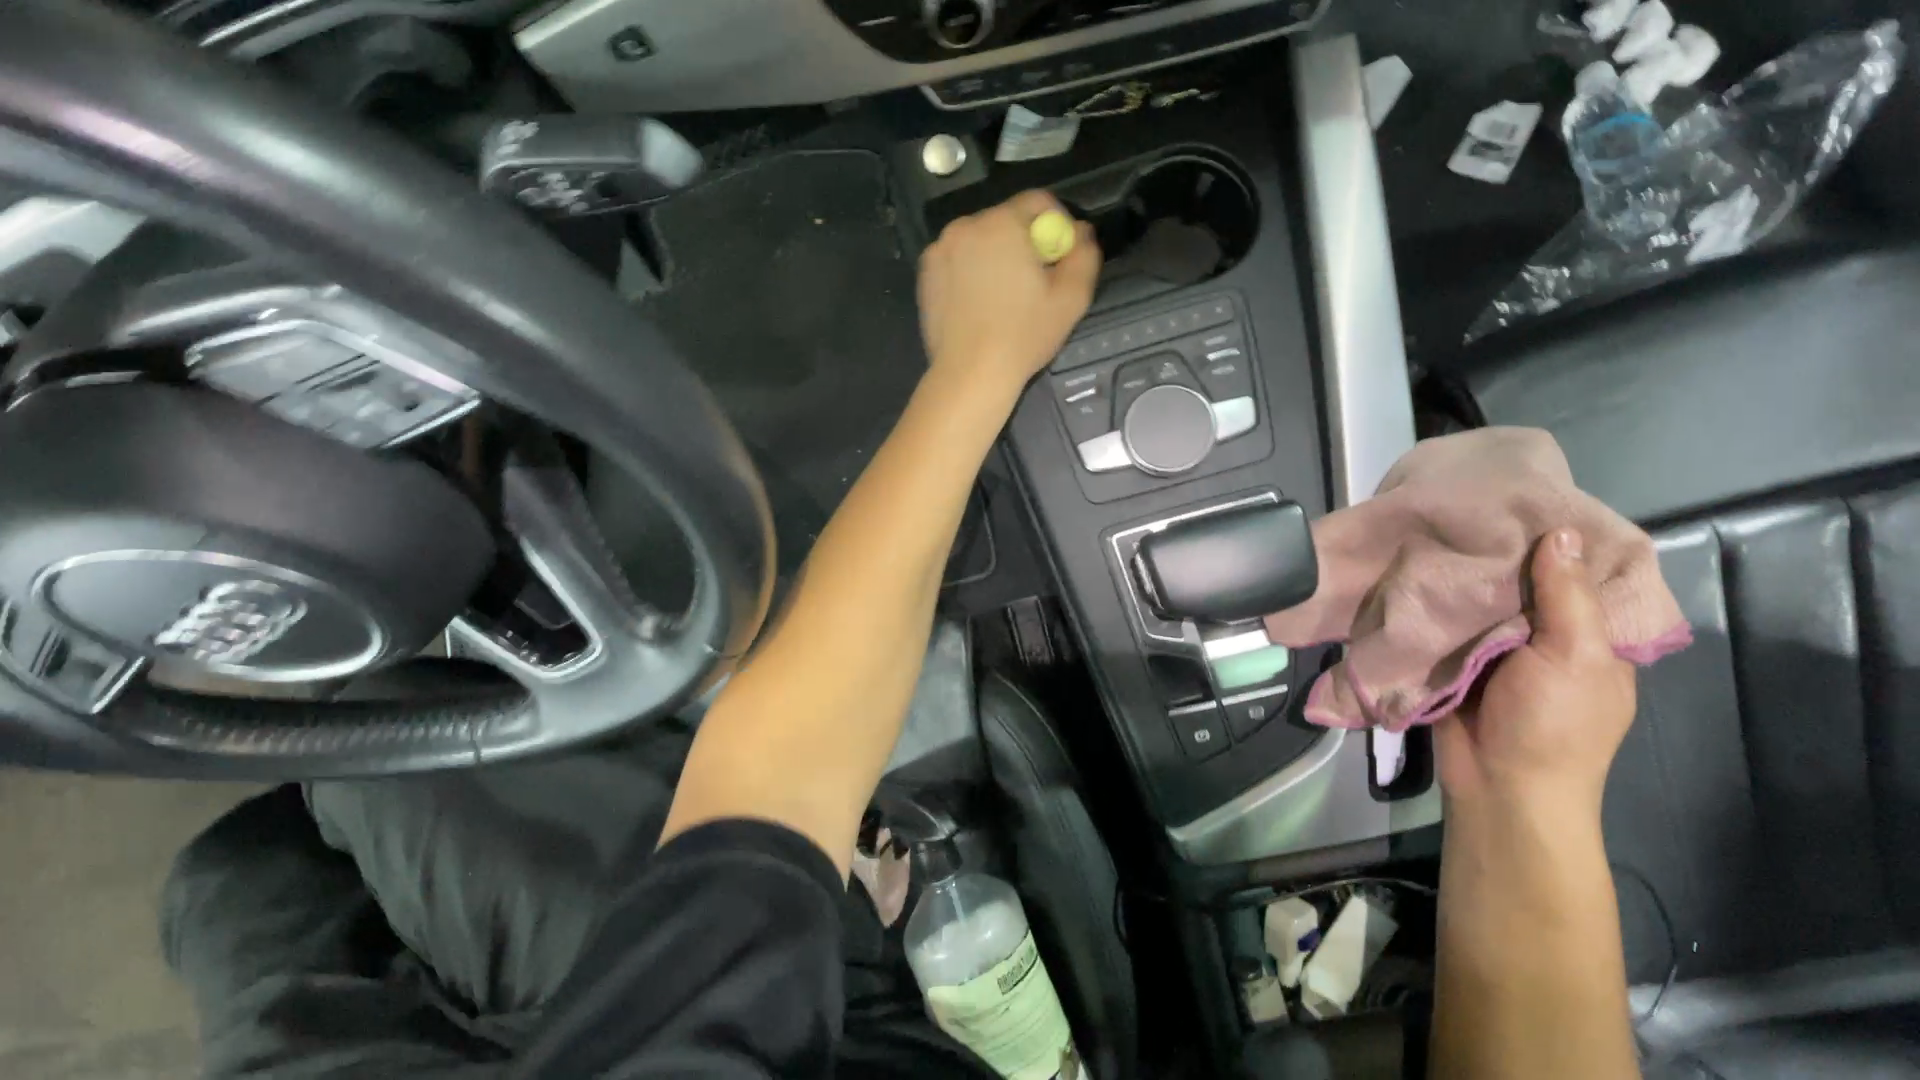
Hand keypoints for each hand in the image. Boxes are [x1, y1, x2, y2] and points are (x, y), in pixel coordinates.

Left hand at [917, 190, 1101, 393]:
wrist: (970, 373)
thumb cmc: (1023, 335)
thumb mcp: (1071, 297)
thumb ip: (1084, 254)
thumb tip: (1081, 232)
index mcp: (1002, 223)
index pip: (1038, 201)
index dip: (1058, 224)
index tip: (1061, 257)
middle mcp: (965, 226)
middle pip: (1007, 219)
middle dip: (1026, 241)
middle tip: (1035, 281)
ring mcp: (939, 249)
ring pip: (981, 239)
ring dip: (998, 255)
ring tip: (1006, 295)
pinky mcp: (926, 274)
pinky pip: (958, 259)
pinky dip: (971, 270)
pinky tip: (980, 302)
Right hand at [1435, 528, 1636, 821]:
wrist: (1497, 787)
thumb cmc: (1554, 726)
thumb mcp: (1577, 657)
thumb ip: (1569, 597)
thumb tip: (1561, 530)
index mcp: (1593, 637)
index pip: (1583, 576)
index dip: (1561, 541)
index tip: (1527, 498)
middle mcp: (1546, 638)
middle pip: (1525, 584)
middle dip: (1500, 553)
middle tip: (1469, 503)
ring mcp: (1497, 651)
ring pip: (1482, 601)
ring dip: (1462, 575)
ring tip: (1436, 523)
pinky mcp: (1454, 661)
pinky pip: (1446, 624)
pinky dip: (1434, 603)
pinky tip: (1414, 567)